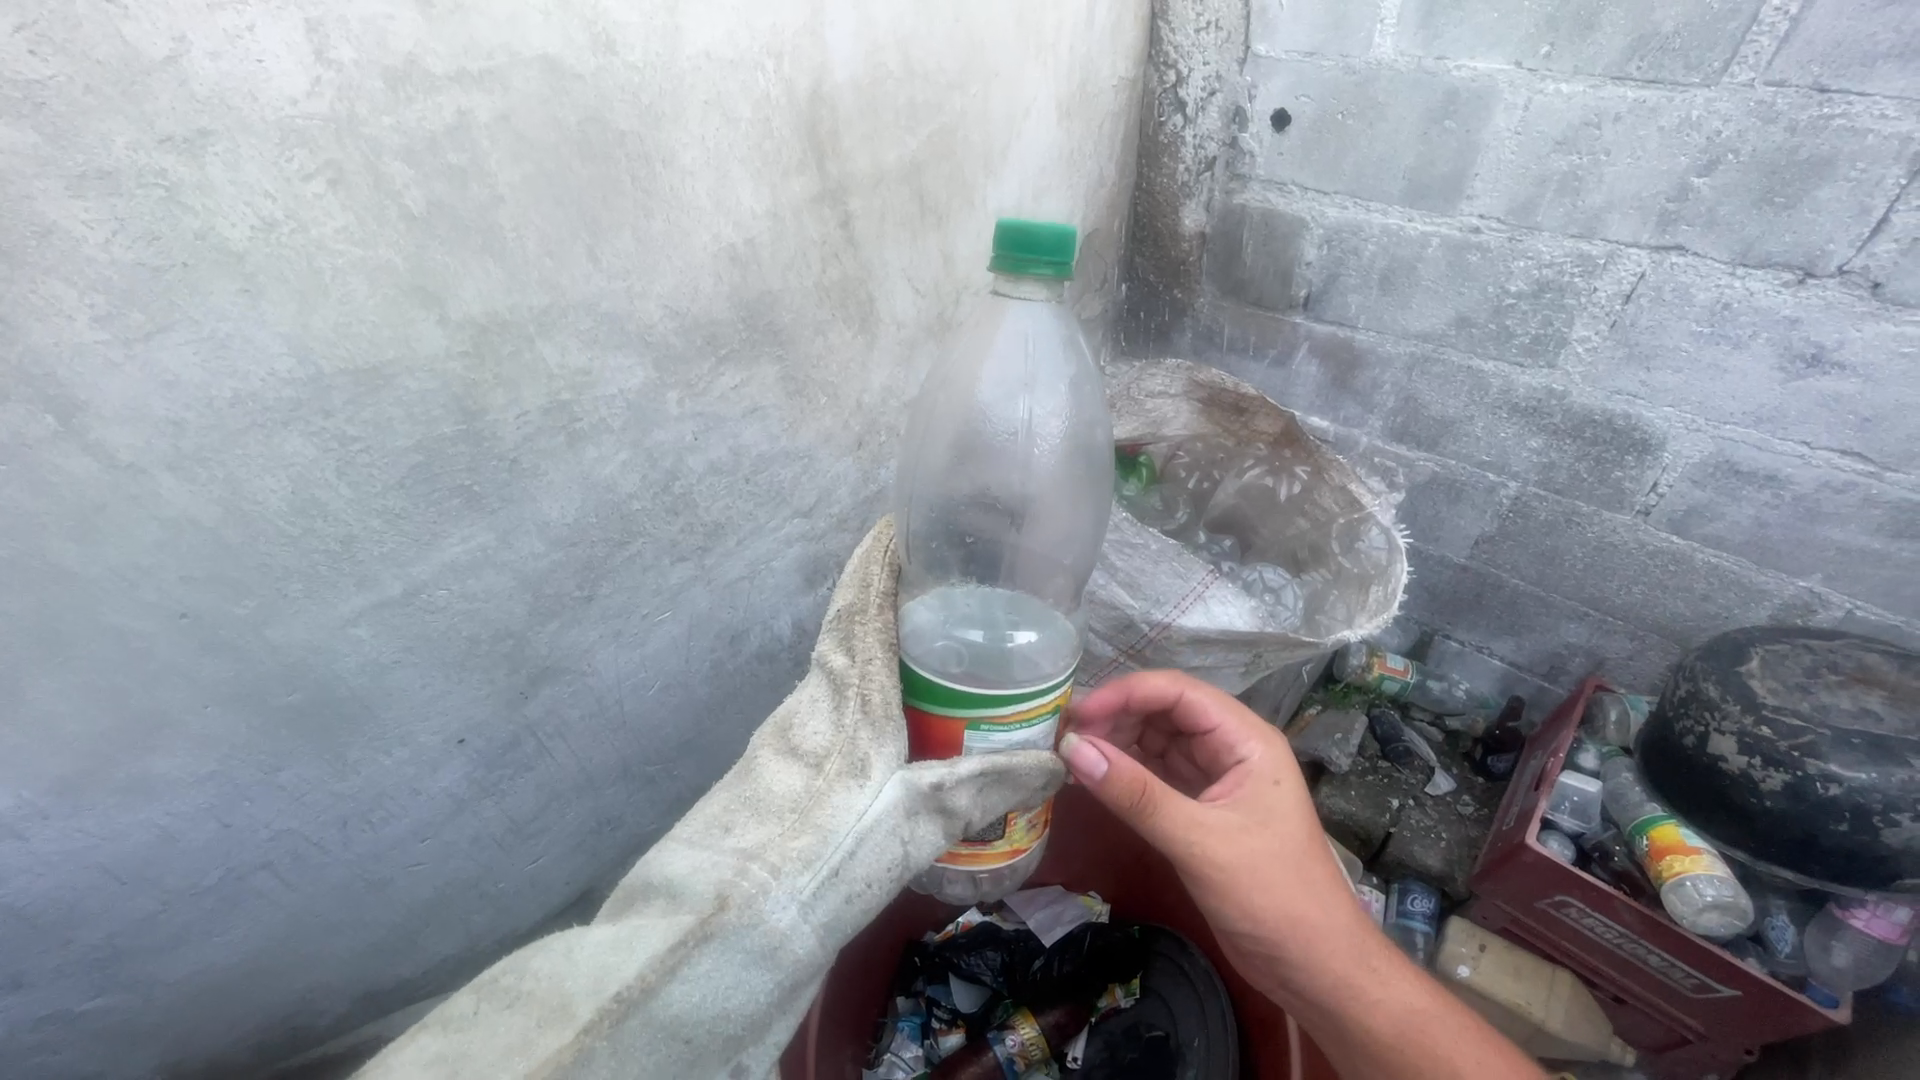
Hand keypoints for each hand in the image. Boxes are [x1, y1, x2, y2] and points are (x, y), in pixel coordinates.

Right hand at [1057, 670, 1376, 1002]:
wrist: (1316, 968)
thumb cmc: (1272, 896)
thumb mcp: (1200, 842)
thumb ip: (1135, 794)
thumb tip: (1071, 749)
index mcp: (1246, 739)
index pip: (1178, 693)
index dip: (1125, 694)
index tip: (1076, 715)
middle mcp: (1230, 748)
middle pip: (1164, 712)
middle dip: (1115, 718)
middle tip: (1063, 738)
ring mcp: (1216, 778)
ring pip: (1157, 742)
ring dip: (1116, 744)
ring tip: (1069, 756)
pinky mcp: (1202, 809)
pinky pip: (1156, 775)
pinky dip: (1124, 774)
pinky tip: (1093, 779)